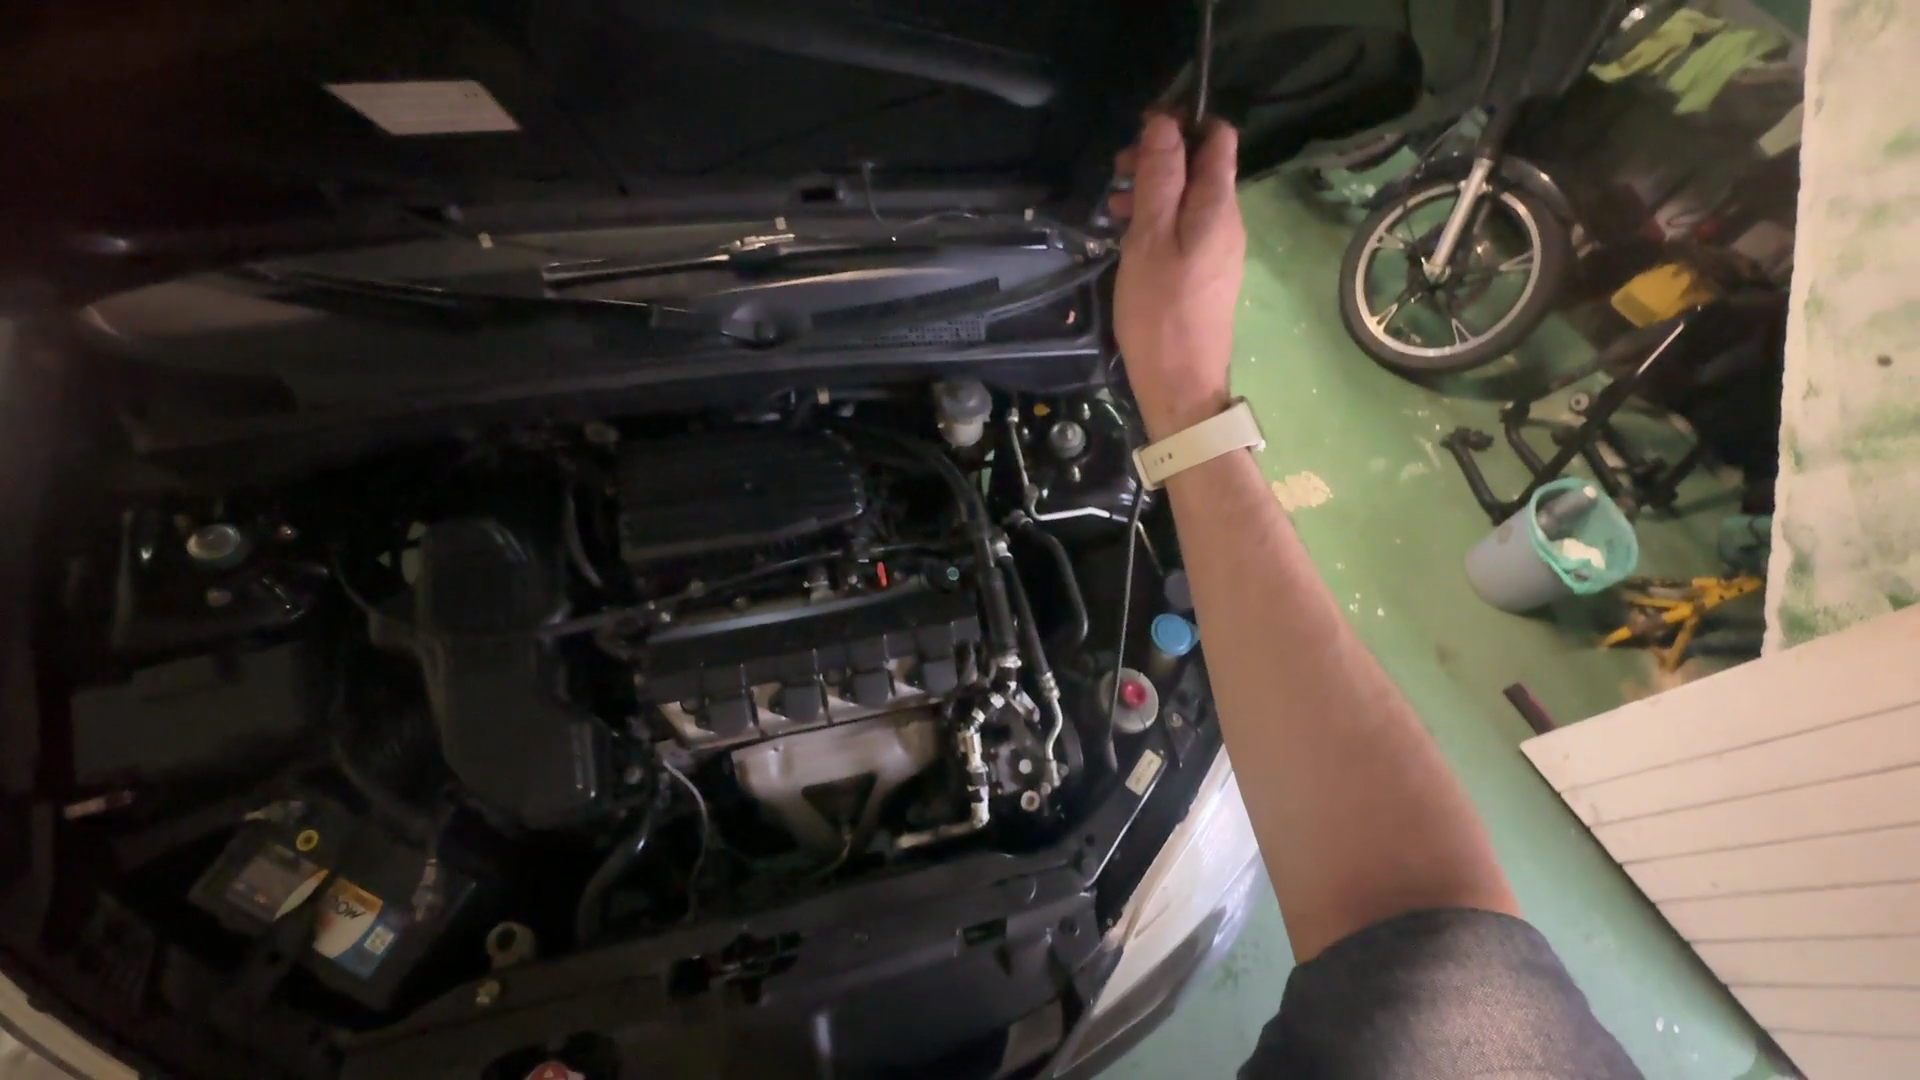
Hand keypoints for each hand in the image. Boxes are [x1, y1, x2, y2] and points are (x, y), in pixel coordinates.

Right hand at [1109, 114, 1245, 440]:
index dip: (1182, 123)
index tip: (1139, 133)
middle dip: (1160, 160)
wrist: (1180, 385)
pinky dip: (1160, 225)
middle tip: (1115, 175)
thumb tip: (1164, 123)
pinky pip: (1187, 232)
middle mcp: (1229, 222)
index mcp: (1218, 205)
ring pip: (1191, 203)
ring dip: (1154, 195)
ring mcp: (1222, 251)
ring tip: (1112, 211)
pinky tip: (1129, 243)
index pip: (1218, 136)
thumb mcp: (1149, 240)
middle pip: (1202, 169)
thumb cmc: (1159, 313)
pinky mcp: (1208, 277)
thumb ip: (1159, 180)